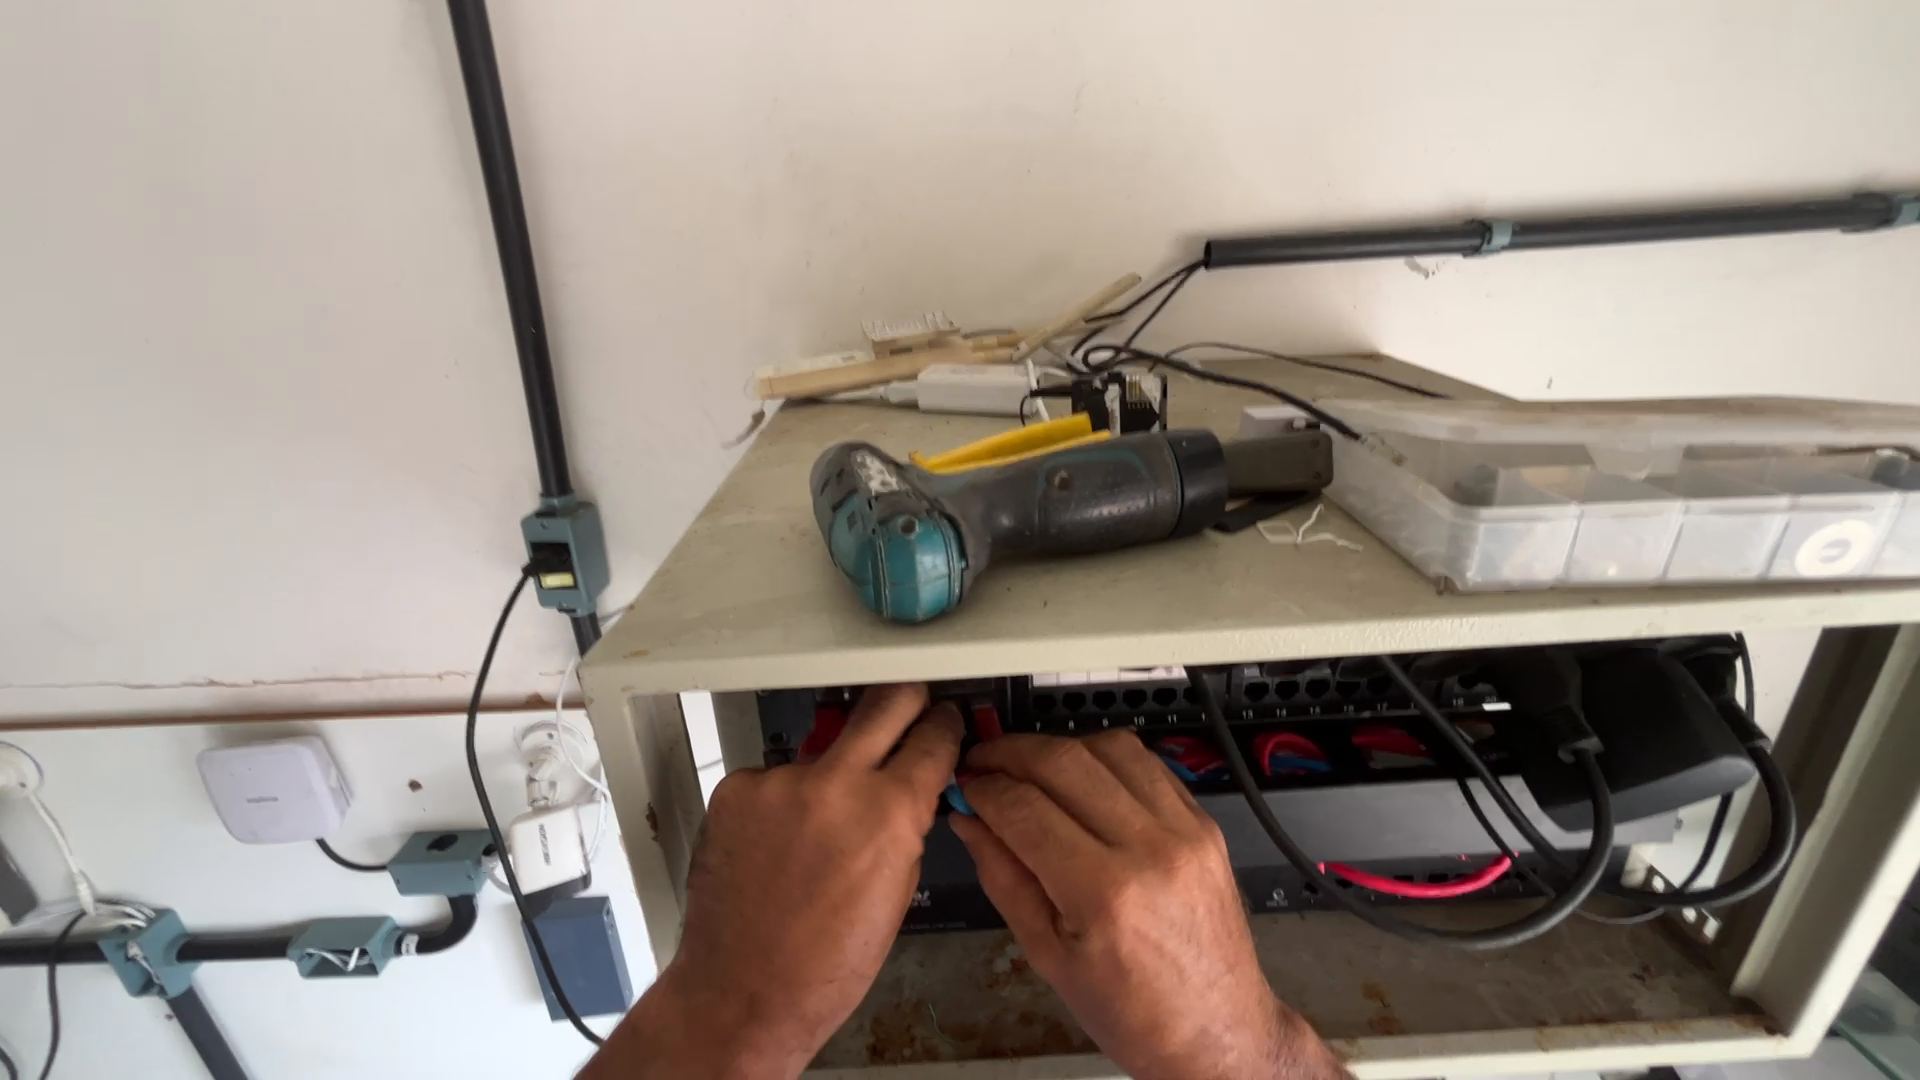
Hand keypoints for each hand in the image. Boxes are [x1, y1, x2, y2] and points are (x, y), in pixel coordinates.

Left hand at [585, 683, 961, 1079]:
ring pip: (826, 747)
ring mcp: (781, 781)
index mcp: (889, 812)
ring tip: (819, 822)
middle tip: (910, 705)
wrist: (742, 995)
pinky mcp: (737, 787)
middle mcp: (836, 782)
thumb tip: (915, 781)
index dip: (945, 725)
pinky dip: (784, 798)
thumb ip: (907, 822)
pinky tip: (779, 839)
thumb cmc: (827, 963)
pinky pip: (776, 775)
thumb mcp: (899, 891)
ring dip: (833, 770)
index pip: (933, 737)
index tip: (943, 718)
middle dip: (908, 698)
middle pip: (888, 700)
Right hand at [951, 732, 1345, 1079]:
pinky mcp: (1203, 820)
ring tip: (1031, 767)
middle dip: (1011, 751)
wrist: (1220, 1033)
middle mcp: (1149, 848)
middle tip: (984, 760)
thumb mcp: (1046, 956)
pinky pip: (1145, 761)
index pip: (1024, 808)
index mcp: (1104, 894)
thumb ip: (1002, 876)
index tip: (965, 783)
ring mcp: (1184, 828)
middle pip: (1063, 760)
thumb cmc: (1130, 1011)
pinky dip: (1103, 756)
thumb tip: (967, 818)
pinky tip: (1080, 774)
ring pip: (1106, 746)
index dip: (984, 787)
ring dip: (1057, 746)